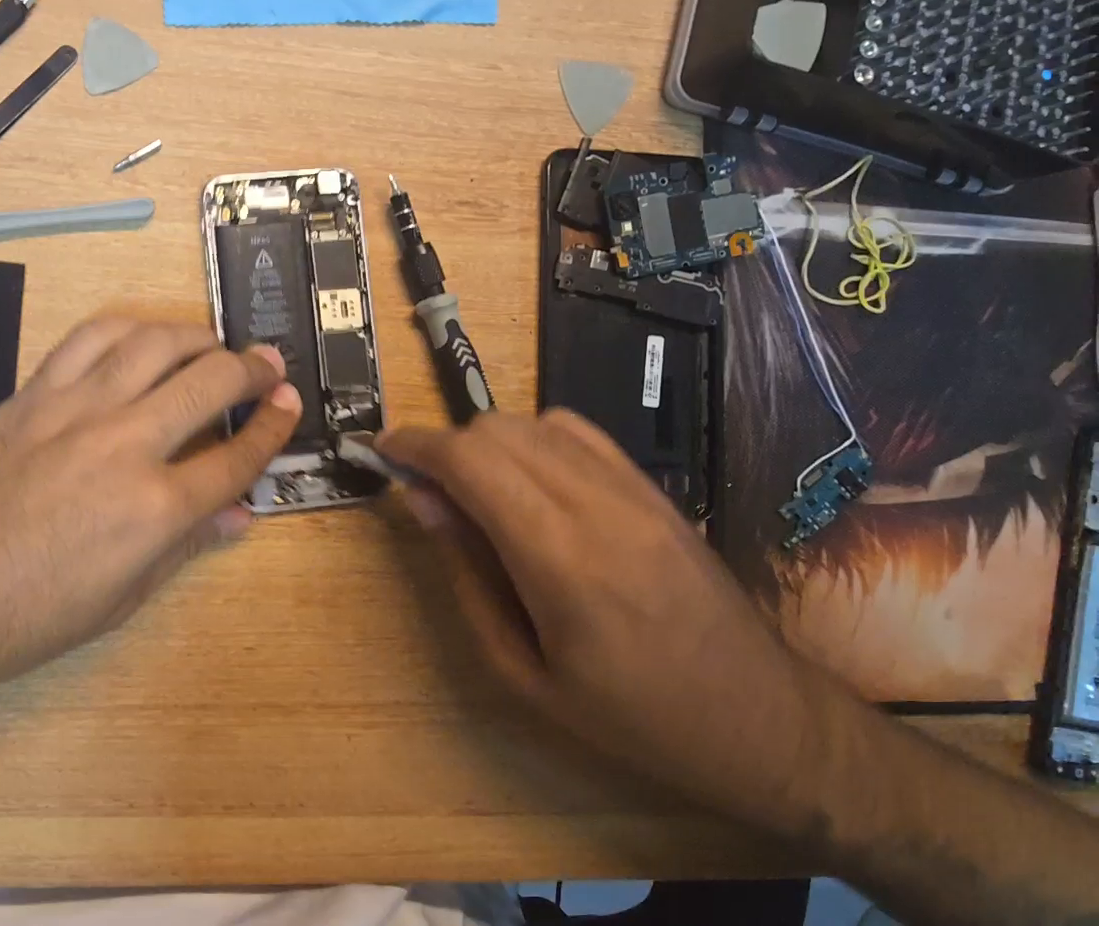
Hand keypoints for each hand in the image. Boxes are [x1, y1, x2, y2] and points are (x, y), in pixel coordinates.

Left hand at [0, 317, 300, 689]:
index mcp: (155, 508)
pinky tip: (140, 338)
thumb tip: (237, 514)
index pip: (236, 456)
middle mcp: (124, 444)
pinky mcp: (32, 394)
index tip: (290, 405)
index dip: (274, 427)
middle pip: (208, 382)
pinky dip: (127, 329)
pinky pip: (88, 339)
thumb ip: (184, 545)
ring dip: (195, 336)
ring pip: (151, 343)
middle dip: (251, 368)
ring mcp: (74, 410)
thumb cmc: (30, 615)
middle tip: (267, 365)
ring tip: (212, 344)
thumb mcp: (121, 598)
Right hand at [378, 410, 852, 829]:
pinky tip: (529, 484)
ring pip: (537, 422)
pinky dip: (535, 442)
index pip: (470, 461)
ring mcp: (637, 492)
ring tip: (476, 490)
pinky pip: (581, 434)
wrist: (766, 725)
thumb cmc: (631, 718)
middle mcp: (599, 506)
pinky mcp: (658, 492)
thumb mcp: (522, 670)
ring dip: (489, 443)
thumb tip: (423, 501)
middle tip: (426, 491)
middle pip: (497, 430)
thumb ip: (467, 575)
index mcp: (560, 559)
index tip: (380, 452)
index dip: (414, 445)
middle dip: (445, 447)